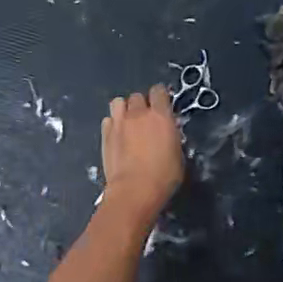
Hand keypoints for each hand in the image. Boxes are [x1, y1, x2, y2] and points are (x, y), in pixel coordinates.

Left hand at [100, 85, 183, 220]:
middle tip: (146, 119)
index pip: (159, 91)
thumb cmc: (164, 176)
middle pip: (137, 96)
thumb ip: (171, 137)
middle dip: (142, 104)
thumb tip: (168, 132)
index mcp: (161, 116)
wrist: (135, 190)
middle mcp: (139, 114)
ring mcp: (119, 122)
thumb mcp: (178, 154)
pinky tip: (118, 135)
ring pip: (118, 102)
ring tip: (129, 122)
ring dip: (124, 109)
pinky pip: (108, 119)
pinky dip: (113, 123)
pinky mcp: (105, 134)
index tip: (162, 105)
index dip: (161, 96)